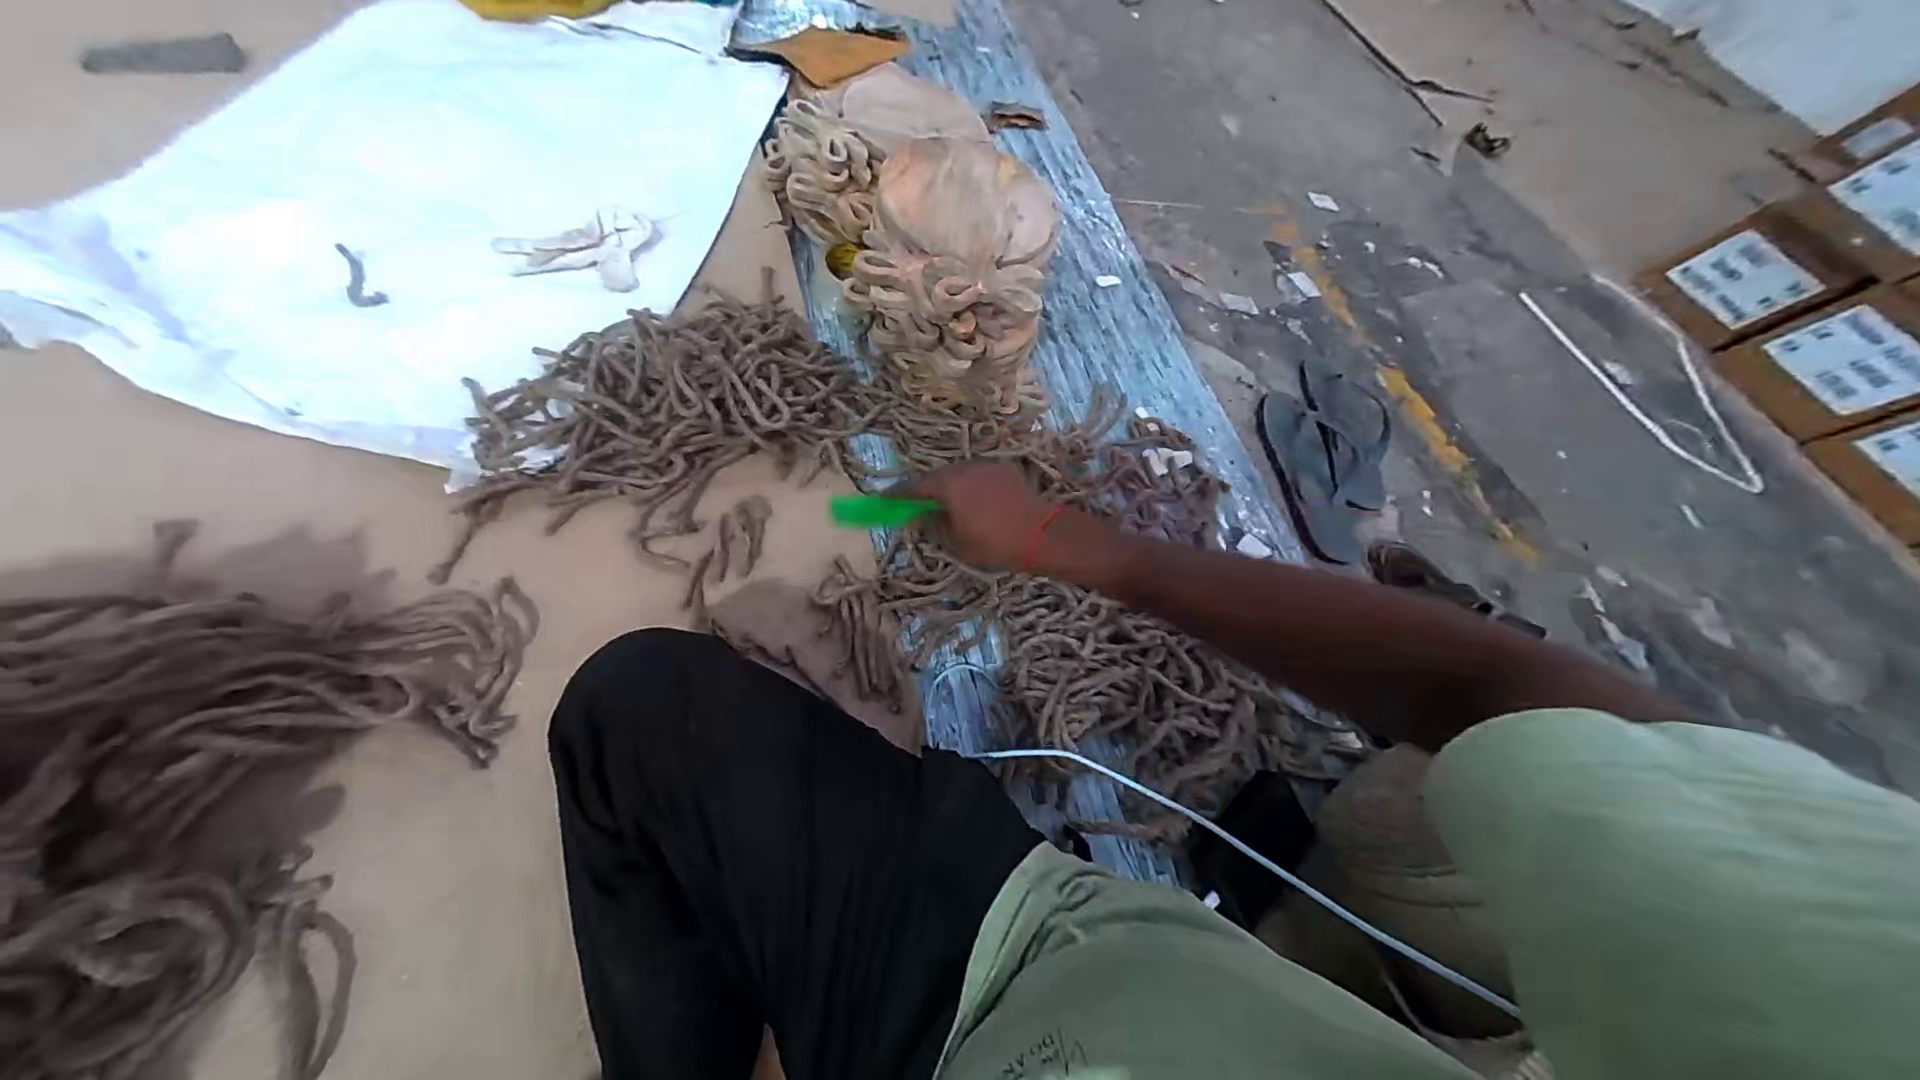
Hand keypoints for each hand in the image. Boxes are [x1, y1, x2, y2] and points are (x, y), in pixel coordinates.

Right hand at [910, 462, 1051, 570]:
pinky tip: (976, 500)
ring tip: (948, 504)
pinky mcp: (1005, 468)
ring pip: (959, 473)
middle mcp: (964, 467)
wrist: (1041, 534)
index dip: (897, 495)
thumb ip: (932, 525)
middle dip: (925, 490)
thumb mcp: (956, 542)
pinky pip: (979, 475)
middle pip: (937, 476)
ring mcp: (987, 465)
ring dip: (950, 486)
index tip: (883, 501)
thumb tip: (918, 516)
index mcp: (948, 485)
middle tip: (917, 504)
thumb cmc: (994, 543)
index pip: (913, 487)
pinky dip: (971, 485)